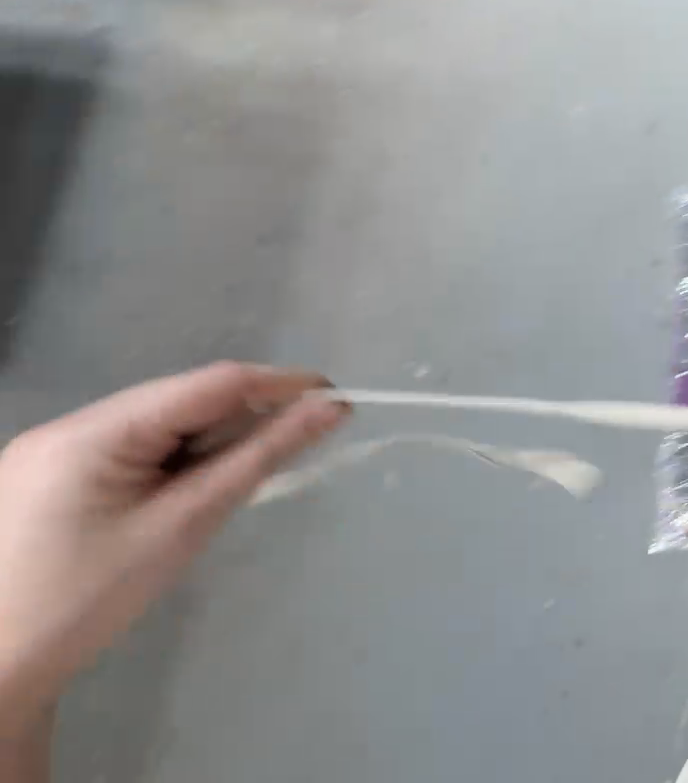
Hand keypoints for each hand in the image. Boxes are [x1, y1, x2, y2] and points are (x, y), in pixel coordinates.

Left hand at [0, 363, 346, 719]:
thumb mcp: (188, 520)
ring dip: (222, 434)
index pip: (212, 383)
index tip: (340, 401)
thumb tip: (333, 408)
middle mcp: (70, 427)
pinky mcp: (55, 476)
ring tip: (259, 465)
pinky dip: (188, 454)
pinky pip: (143, 445)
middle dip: (254, 411)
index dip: (282, 384)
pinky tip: (205, 481)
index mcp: (94, 432)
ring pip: (169, 420)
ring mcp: (55, 451)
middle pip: (189, 397)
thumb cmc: (90, 595)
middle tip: (310, 438)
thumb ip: (263, 455)